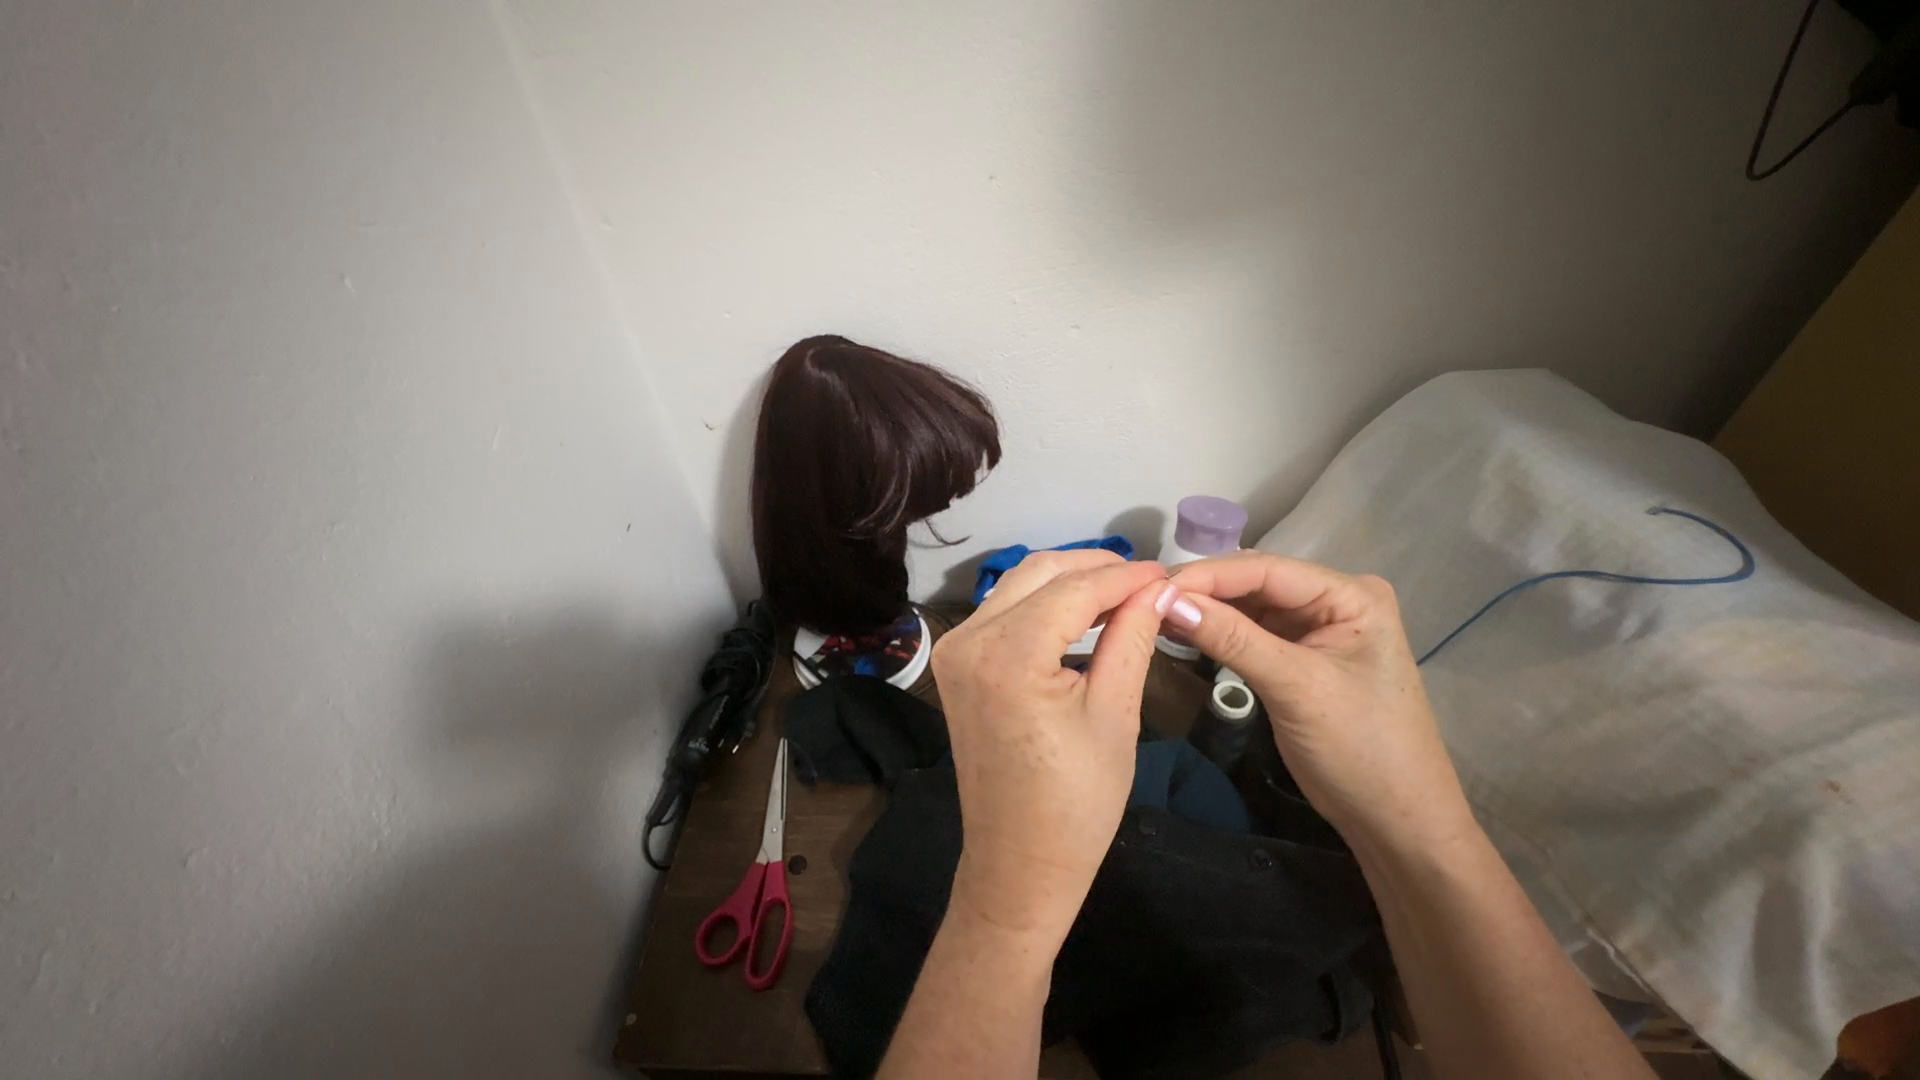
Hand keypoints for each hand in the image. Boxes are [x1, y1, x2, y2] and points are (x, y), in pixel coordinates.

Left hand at [931, 551, 1175, 941]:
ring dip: (1067, 582)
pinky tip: (1080, 613)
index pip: (1074, 591)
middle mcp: (970, 640)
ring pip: (1017, 586)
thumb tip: (1157, 589)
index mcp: (1009, 656)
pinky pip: (1002, 613)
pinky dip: (1041, 605)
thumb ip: (1132, 638)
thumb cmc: (1077, 803)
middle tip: (1147, 580)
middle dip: (1095, 568)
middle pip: (1038, 574)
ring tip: (1122, 592)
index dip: (1125, 577)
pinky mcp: (954, 664)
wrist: (1018, 862)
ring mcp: (954, 651)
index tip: (1167, 574)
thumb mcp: (1115, 714)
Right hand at [1165, 552, 1476, 854]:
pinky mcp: (1297, 657)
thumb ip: (1231, 638)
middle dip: (1202, 590)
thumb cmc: (1361, 749)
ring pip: (1246, 607)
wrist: (1395, 821)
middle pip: (1254, 583)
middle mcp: (1333, 601)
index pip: (1267, 570)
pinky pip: (1248, 633)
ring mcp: (1314, 629)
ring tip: (1151, 613)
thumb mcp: (1295, 687)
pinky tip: (1178, 631)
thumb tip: (1166, 600)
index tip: (1153, 587)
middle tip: (1143, 599)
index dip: (1208, 575)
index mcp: (1350, 595)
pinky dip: (1215, 633)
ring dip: (1203, 611)